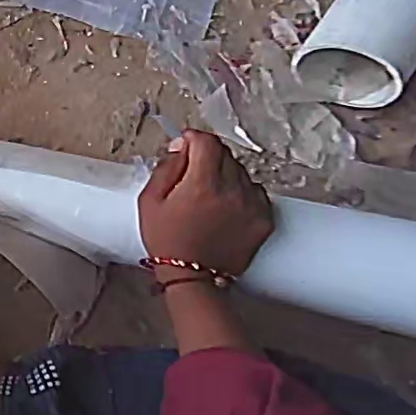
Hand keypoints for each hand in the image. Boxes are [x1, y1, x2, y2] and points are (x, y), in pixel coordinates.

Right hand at [139, 130, 273, 279]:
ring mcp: (253, 204)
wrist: (193, 276)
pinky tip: (223, 205)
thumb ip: (166, 168)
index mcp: (202, 184)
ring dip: (223, 173)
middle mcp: (233, 191)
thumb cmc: (166, 238)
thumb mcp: (150, 200)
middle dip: (206, 156)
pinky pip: (255, 191)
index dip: (193, 138)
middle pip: (225, 154)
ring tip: (206, 194)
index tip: (184, 143)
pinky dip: (239, 191)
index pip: (207, 142)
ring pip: (241, 171)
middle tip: (190, 172)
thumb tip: (181, 148)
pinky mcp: (265, 218)